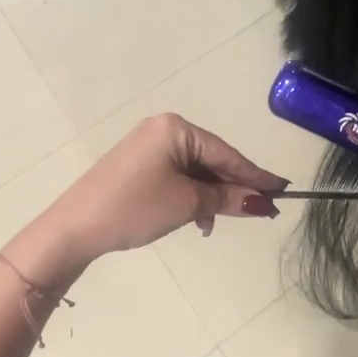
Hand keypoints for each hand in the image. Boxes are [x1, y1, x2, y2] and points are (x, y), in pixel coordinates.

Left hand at [9, 114, 286, 280]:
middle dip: (232, 188)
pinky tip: (195, 220)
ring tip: (215, 224)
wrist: (74, 228)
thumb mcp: (187, 204)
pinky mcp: (138, 165)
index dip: (256, 175)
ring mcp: (149, 146)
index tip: (284, 190)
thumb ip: (228, 199)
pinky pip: (177, 176)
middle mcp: (164, 129)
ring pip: (195, 170)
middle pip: (212, 159)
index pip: (227, 153)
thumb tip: (263, 202)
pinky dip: (190, 195)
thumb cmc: (134, 207)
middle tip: (260, 212)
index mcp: (177, 128)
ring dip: (210, 196)